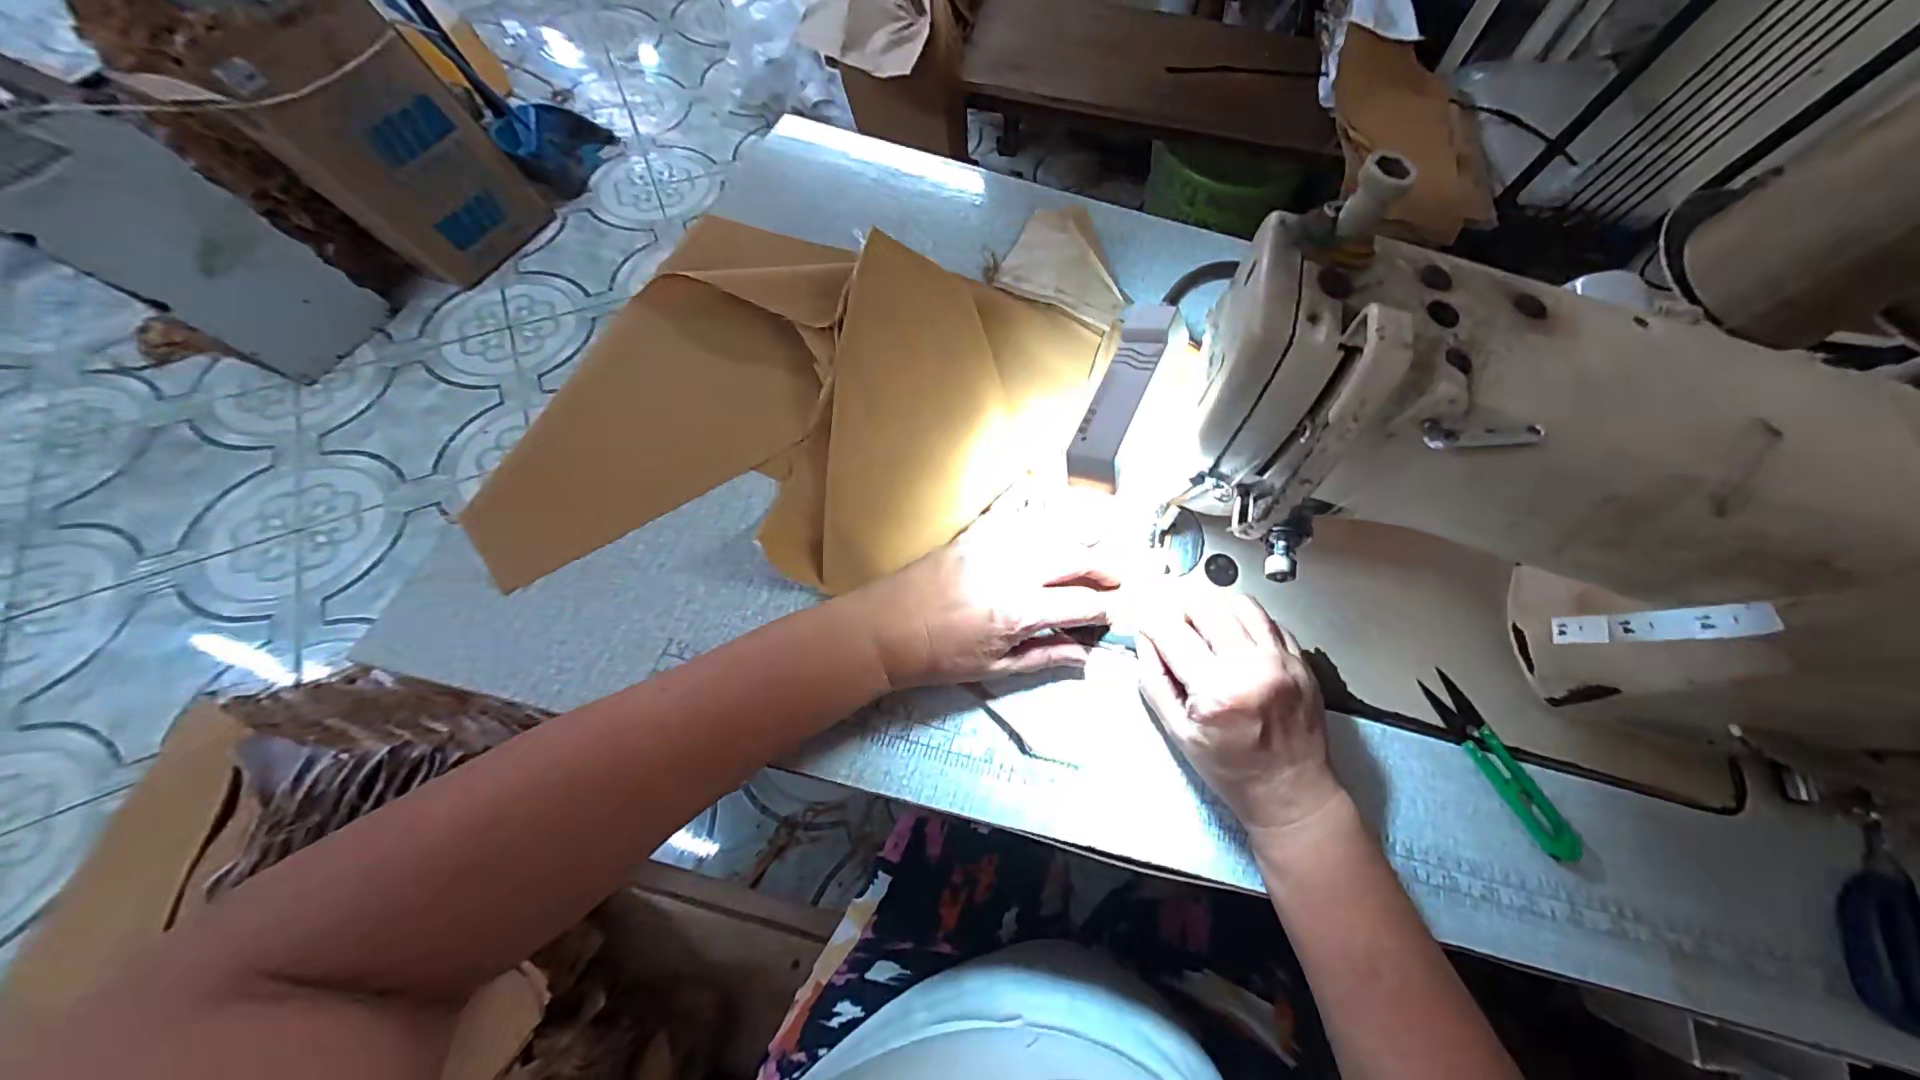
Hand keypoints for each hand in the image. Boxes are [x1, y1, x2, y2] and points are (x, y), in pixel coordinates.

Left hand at [839, 523, 1124, 689]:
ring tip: (1101, 535)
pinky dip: (1034, 502)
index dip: (1103, 608)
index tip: (1114, 611)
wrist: (884, 630)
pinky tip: (1049, 499)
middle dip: (1103, 565)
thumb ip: (1044, 656)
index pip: (1079, 603)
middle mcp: (1012, 570)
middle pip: (1074, 557)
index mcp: (1018, 611)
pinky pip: (1011, 508)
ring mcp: (991, 545)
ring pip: (1049, 527)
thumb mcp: (995, 667)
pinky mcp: (972, 533)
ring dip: (1080, 530)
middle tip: (1117, 575)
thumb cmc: (938, 657)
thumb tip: (1086, 656)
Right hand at [1135, 592, 1343, 835]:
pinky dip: (1244, 620)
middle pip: (1205, 605)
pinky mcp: (1301, 659)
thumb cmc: (1229, 769)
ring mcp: (1282, 660)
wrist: (1292, 792)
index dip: (1150, 623)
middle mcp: (1253, 666)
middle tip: (1174, 629)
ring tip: (1204, 629)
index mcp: (1218, 689)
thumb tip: (1144, 639)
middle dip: (1180, 611)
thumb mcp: (1177, 732)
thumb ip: (1154, 681)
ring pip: (1239, 602)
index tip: (1145, 625)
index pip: (1171, 631)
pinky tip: (1234, 639)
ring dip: (1214, 609)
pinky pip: (1267, 618)